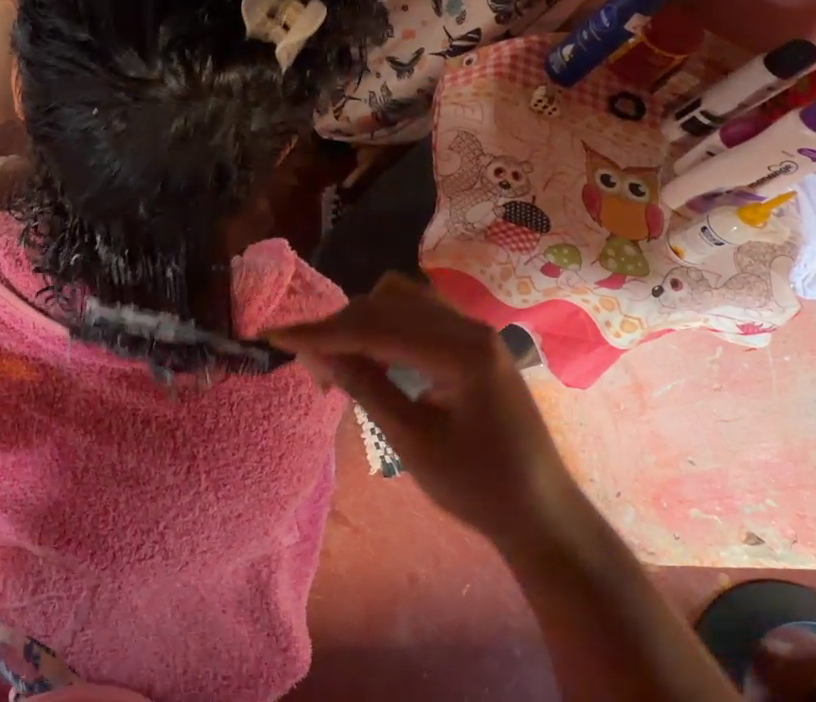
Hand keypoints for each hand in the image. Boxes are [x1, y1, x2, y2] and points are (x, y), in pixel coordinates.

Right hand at [272, 275, 585, 551]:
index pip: (374, 328)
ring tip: (336, 360)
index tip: (274, 336)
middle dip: (338, 328)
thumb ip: (364, 386)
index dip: (319, 332)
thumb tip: (315, 352)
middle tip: (309, 367)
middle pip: (384, 305)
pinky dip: (383, 327)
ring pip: (400, 302)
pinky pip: (417, 316)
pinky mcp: (472, 345)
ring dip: (360, 322)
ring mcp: (474, 333)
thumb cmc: (477, 486)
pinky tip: (369, 356)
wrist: (541, 514)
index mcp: (461, 351)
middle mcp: (470, 328)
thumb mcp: (411, 440)